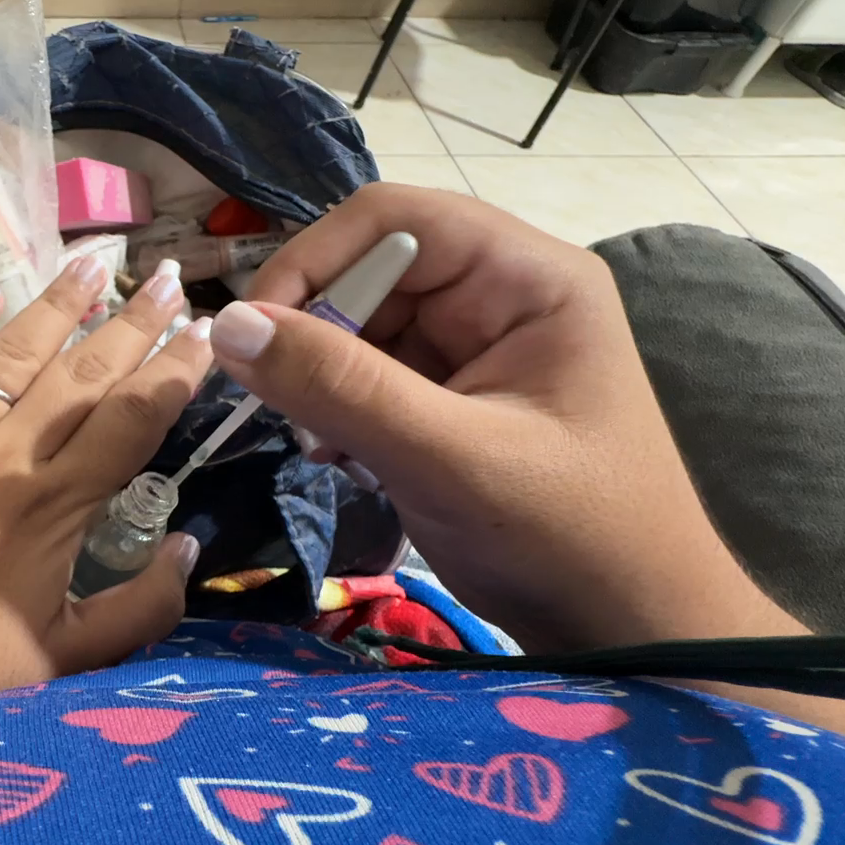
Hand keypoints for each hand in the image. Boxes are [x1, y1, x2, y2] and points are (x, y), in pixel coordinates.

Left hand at [0, 258, 211, 775]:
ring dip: (57, 305)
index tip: (205, 334)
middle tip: (169, 278)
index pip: (134, 417)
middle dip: (132, 322)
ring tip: (95, 264)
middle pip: (82, 371)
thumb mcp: (65, 660)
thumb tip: (189, 548)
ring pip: (9, 350)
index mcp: (53, 505)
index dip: (176, 371)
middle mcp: (1, 451)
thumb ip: (141, 608)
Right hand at [211, 183, 801, 651]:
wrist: (616, 623)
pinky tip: (345, 462)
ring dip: (318, 389)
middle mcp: (490, 298)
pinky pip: (355, 381)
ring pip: (348, 333)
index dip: (310, 262)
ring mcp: (462, 351)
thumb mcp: (447, 456)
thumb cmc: (563, 535)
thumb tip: (228, 324)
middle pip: (361, 277)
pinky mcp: (436, 399)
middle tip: (296, 417)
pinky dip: (331, 416)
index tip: (253, 335)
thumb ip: (339, 387)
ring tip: (328, 450)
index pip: (391, 221)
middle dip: (313, 342)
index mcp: (523, 278)